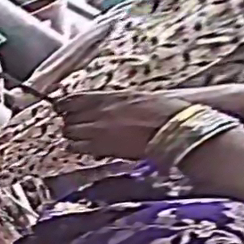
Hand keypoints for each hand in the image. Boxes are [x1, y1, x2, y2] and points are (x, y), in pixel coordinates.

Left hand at [54, 91, 194, 159]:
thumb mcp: (141, 98)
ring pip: (68, 131)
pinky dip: (76, 146)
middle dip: (70, 120)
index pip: (72, 99)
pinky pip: (74, 146)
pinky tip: (85, 146)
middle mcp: (99, 111)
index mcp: (110, 97)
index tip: (62, 108)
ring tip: (83, 136)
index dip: (64, 105)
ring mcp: (96, 129)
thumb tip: (100, 104)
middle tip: (78, 124)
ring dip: (73, 134)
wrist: (182, 129)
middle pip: (67, 117)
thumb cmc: (170, 112)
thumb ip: (116, 100)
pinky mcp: (98, 146)